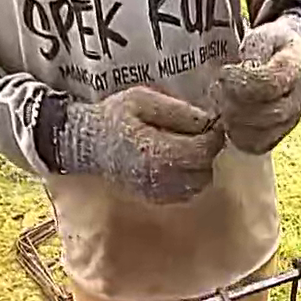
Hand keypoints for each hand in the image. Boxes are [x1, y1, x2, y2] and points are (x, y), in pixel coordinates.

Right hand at [53, 87, 224, 203]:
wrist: (87, 145)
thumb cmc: (114, 117)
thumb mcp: (142, 100)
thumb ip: (177, 111)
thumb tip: (208, 120)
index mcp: (159, 153)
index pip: (203, 150)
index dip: (214, 136)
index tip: (212, 123)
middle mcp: (163, 179)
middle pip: (205, 169)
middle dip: (208, 151)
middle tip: (200, 134)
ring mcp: (161, 193)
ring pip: (199, 184)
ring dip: (200, 166)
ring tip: (188, 147)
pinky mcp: (159, 200)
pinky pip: (187, 192)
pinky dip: (190, 178)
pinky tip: (178, 163)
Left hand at [210, 10, 300, 154]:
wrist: (292, 63)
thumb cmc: (273, 48)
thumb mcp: (264, 36)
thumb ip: (254, 50)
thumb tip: (244, 69)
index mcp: (296, 69)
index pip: (270, 84)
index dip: (242, 83)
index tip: (224, 74)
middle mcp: (299, 100)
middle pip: (267, 114)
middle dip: (236, 105)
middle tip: (218, 92)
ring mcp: (291, 122)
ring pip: (262, 135)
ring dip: (235, 123)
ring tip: (222, 106)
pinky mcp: (280, 136)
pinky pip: (259, 146)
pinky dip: (239, 137)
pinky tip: (228, 122)